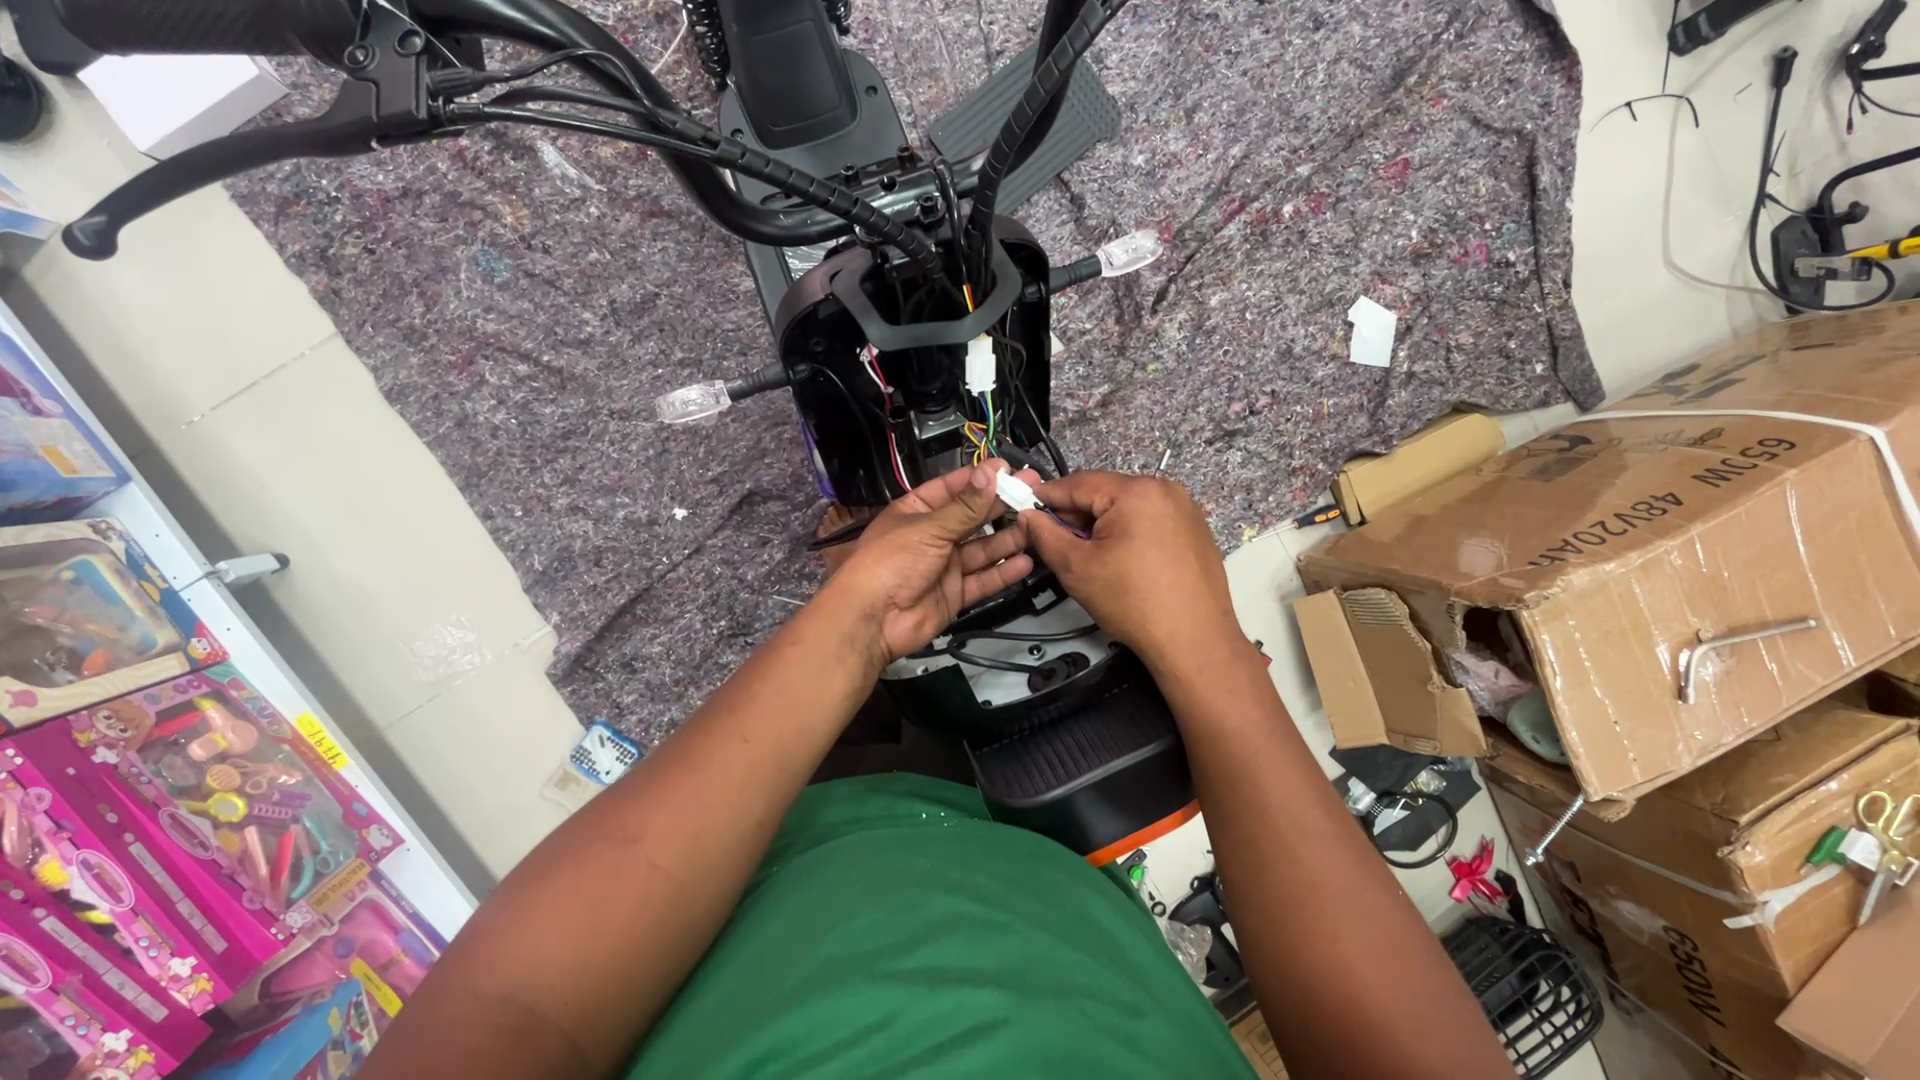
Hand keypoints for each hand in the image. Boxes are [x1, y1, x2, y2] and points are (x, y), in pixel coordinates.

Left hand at [824, 461, 1037, 665]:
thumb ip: (965, 506)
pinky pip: (983, 580)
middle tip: (1032, 493)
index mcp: (916, 511)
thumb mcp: (929, 527)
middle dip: (1000, 506)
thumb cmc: (889, 563)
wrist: (872, 620)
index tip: (1009, 470)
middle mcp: (932, 536)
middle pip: (972, 518)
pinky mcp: (954, 594)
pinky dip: (1003, 572)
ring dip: (1007, 539)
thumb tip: (990, 474)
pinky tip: (1024, 561)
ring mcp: (944, 566)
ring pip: (982, 549)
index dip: (980, 478)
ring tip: (1035, 526)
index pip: (953, 488)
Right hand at [1020, 471, 1240, 672]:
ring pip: (1127, 507)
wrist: (1194, 641)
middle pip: (1105, 492)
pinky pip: (1150, 520)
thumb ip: (1046, 535)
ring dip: (1102, 525)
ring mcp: (1185, 508)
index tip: (1025, 512)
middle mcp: (1165, 490)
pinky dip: (1128, 532)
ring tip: (1088, 556)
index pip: (1078, 483)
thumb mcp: (1077, 568)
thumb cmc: (1133, 602)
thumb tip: (1028, 516)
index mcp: (1136, 491)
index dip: (1047, 497)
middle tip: (1055, 542)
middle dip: (1077, 515)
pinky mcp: (1195, 530)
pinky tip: (1121, 562)